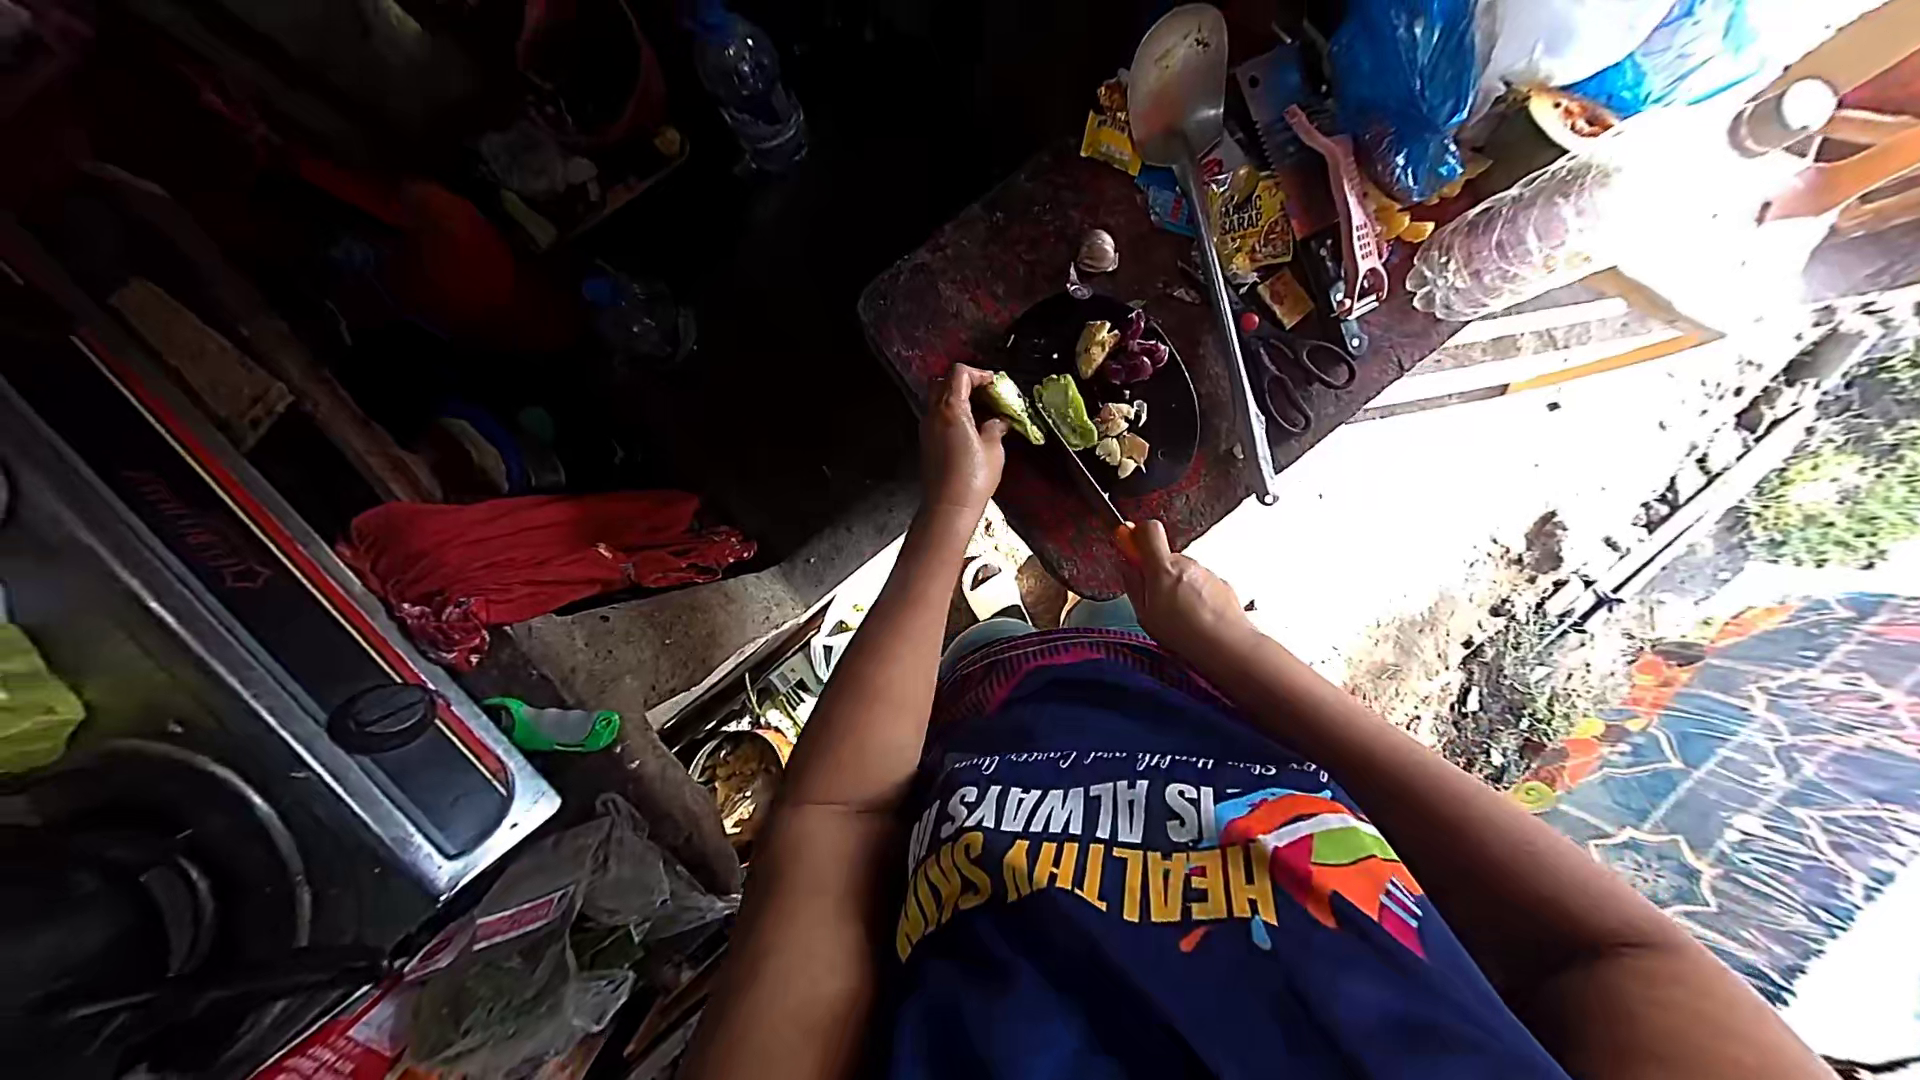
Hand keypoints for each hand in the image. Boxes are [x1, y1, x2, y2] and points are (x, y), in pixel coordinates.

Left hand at [921, 364, 1008, 513]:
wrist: (949, 507)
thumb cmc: (972, 478)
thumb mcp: (994, 449)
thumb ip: (995, 427)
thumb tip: (998, 421)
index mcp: (950, 409)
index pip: (959, 373)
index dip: (979, 374)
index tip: (994, 384)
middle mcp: (933, 414)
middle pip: (944, 382)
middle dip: (965, 383)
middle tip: (986, 395)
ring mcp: (927, 429)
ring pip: (938, 399)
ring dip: (958, 399)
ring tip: (981, 413)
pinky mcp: (927, 443)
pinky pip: (937, 418)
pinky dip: (952, 415)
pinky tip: (971, 430)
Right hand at [1118, 520, 1256, 659]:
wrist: (1227, 644)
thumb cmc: (1184, 634)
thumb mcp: (1144, 614)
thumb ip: (1133, 585)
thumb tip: (1126, 567)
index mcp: (1162, 568)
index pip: (1149, 530)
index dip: (1137, 534)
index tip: (1131, 547)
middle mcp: (1186, 563)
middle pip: (1165, 556)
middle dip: (1157, 572)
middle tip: (1156, 599)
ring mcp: (1206, 572)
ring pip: (1183, 571)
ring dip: (1177, 585)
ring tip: (1179, 614)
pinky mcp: (1221, 583)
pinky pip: (1200, 583)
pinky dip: (1195, 594)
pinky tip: (1196, 617)